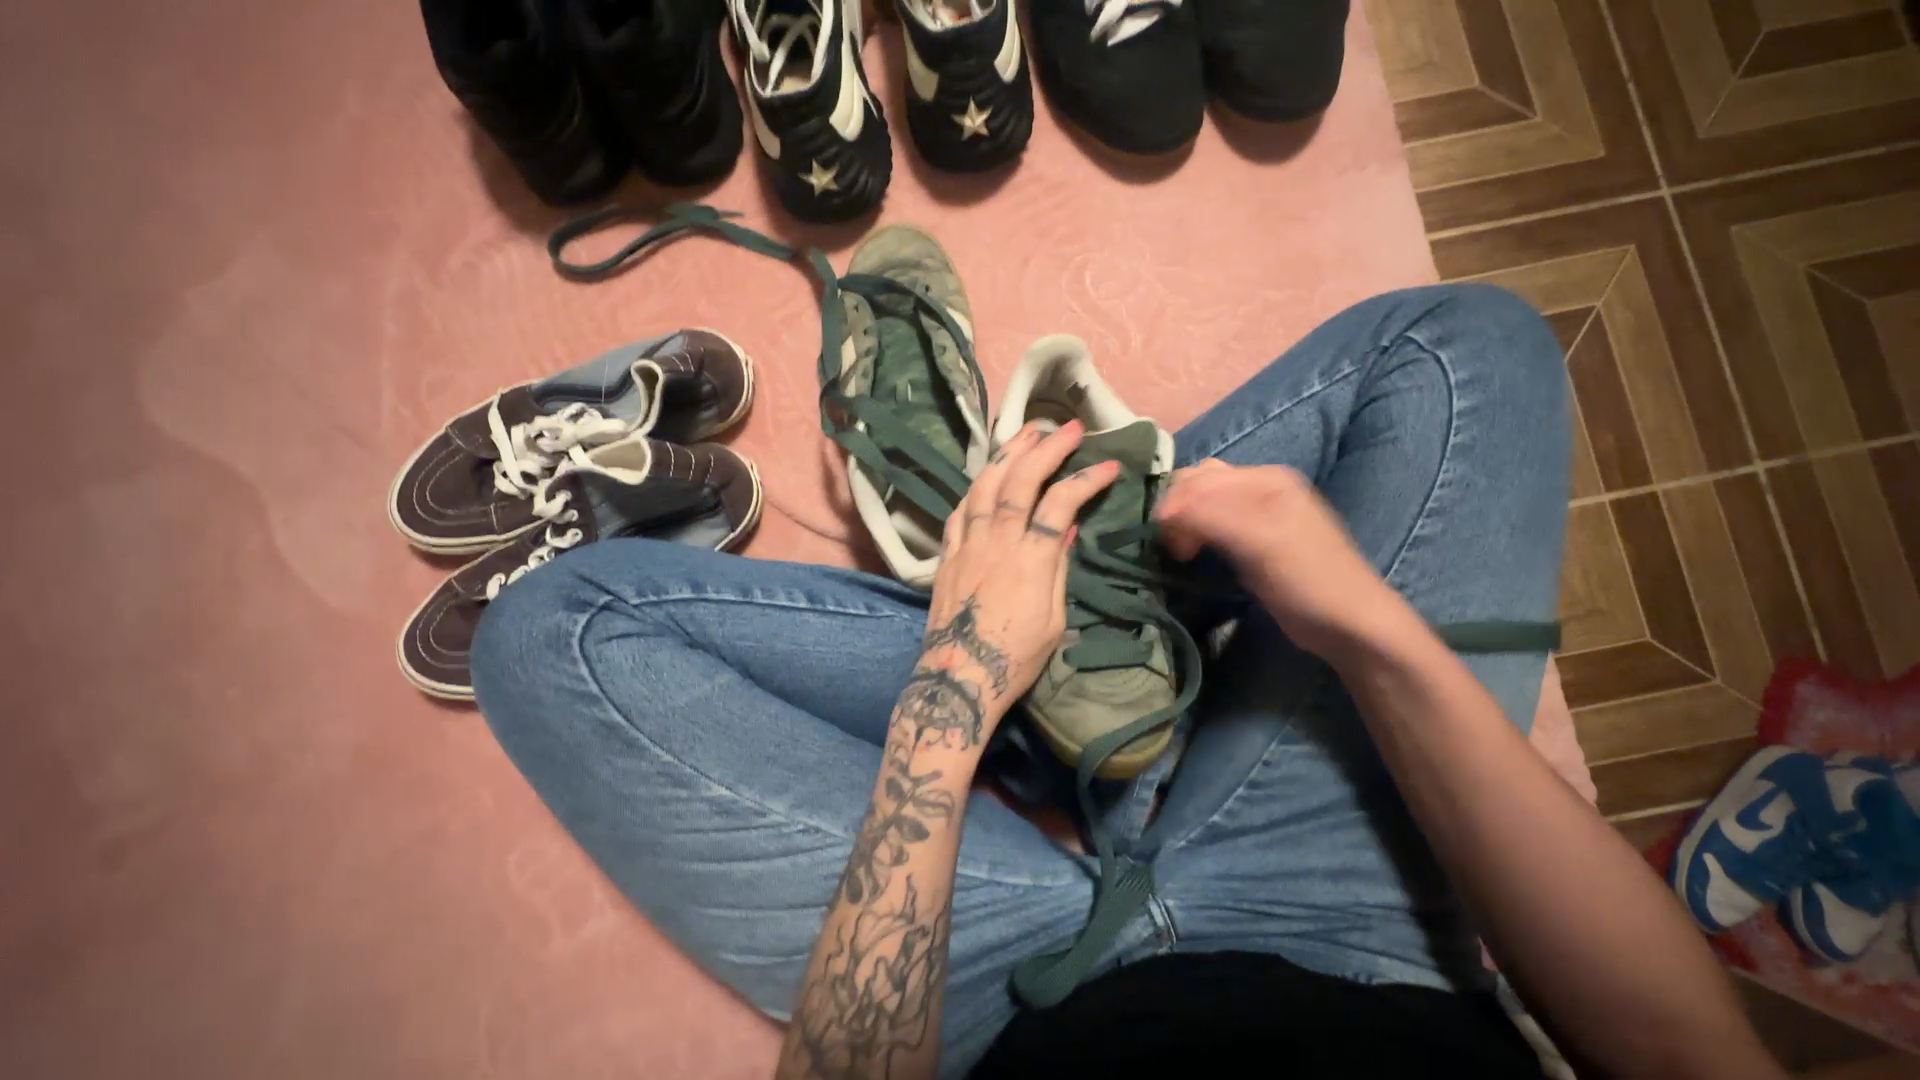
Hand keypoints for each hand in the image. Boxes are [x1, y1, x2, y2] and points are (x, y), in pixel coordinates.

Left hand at [904, 420, 1120, 753]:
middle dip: (1045, 448)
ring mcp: (966, 545)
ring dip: (1006, 456)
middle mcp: (996, 542)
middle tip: (1067, 428)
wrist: (959, 677)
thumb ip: (1056, 569)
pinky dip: (975, 489)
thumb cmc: (1015, 658)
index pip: (1060, 503)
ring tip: (1025, 434)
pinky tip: (985, 478)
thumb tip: (1064, 529)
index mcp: (1029, 559)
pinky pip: (958, 512)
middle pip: (1019, 481)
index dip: (1086, 479)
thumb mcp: (1052, 620)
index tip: (1109, 464)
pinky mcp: (945, 556)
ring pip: (984, 487)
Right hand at [1153, 460, 1417, 661]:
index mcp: (1265, 479)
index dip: (1174, 504)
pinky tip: (1194, 552)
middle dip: (1177, 509)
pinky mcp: (1254, 539)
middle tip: (1174, 547)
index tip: (1165, 542)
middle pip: (1199, 484)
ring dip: (1184, 520)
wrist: (1350, 624)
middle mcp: (1260, 487)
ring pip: (1204, 503)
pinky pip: (1213, 522)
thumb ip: (1211, 518)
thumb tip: (1163, 509)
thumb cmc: (1308, 581)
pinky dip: (1196, 532)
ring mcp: (1258, 512)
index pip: (1199, 478)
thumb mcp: (1260, 545)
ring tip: (1182, 552)